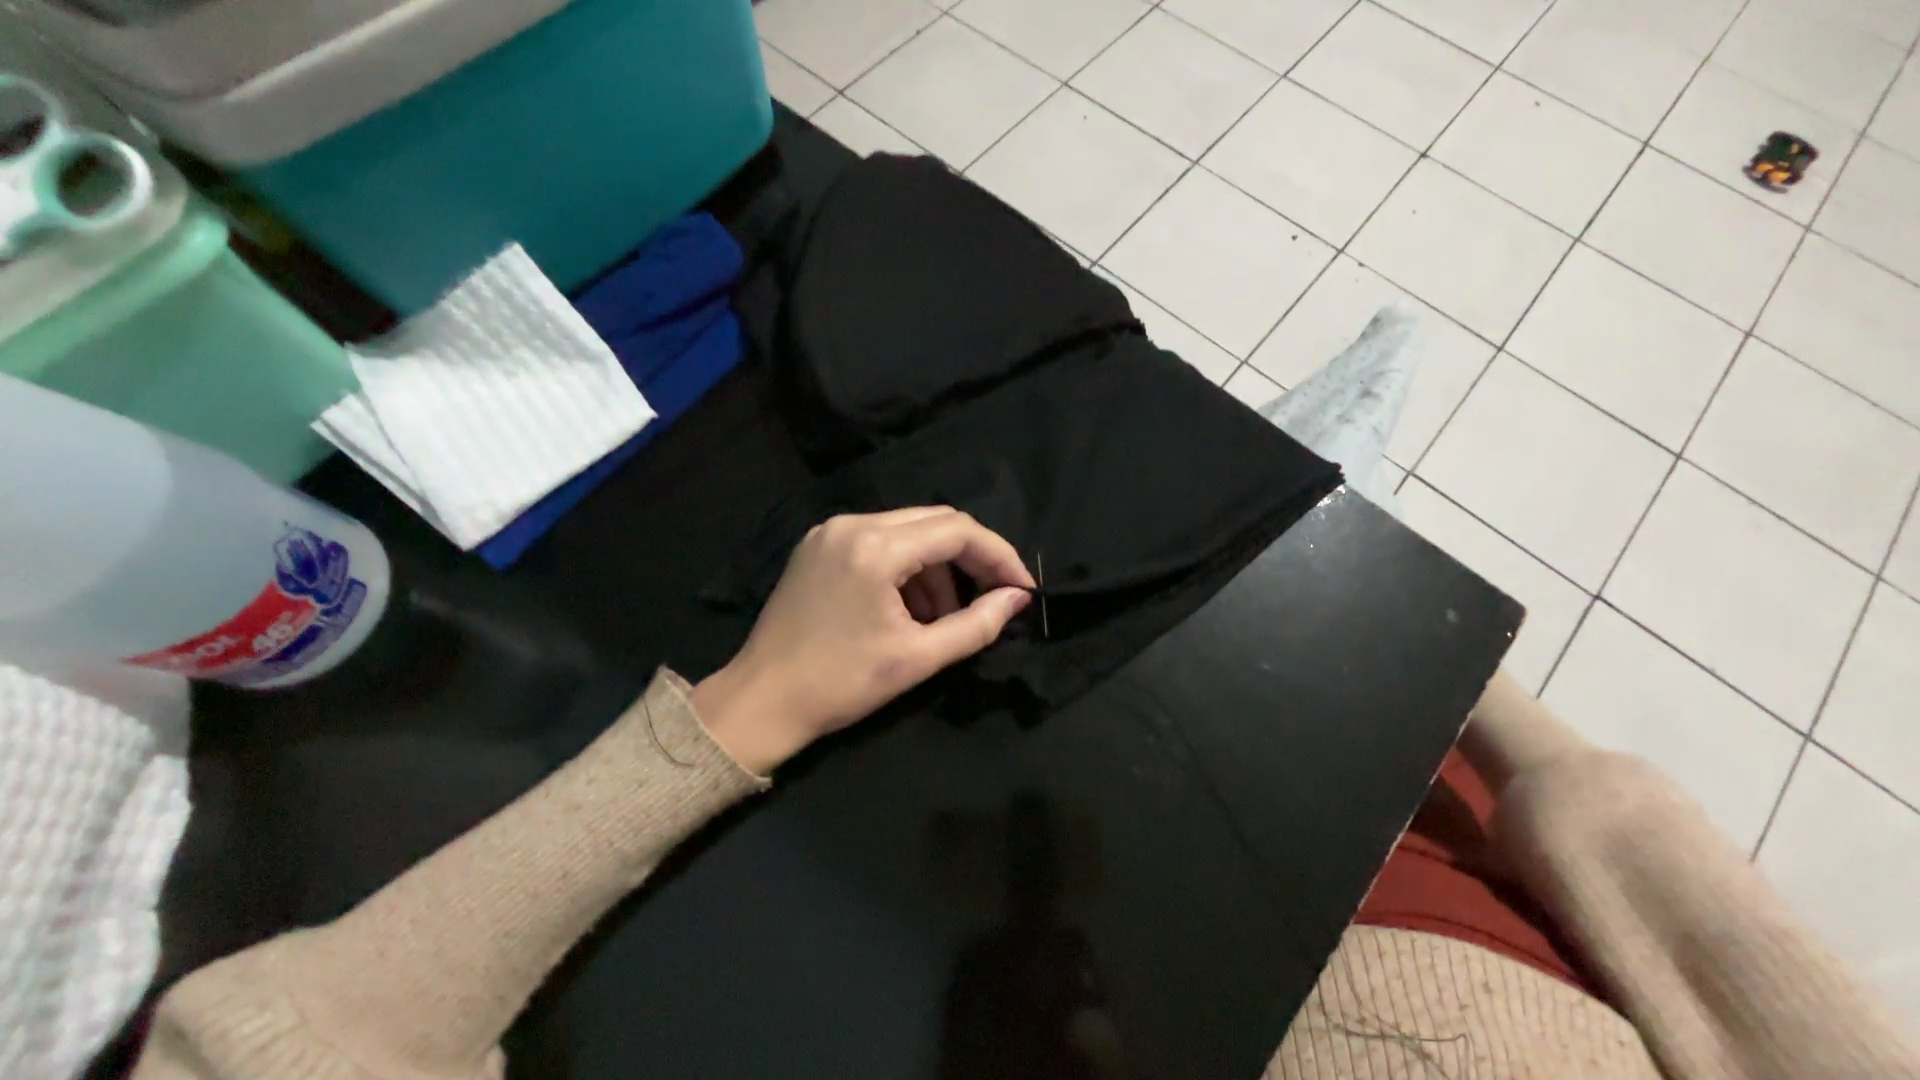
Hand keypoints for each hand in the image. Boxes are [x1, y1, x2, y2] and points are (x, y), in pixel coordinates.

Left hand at [692, 507, 1034, 773]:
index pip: (958, 530)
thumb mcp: (917, 658)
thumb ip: (976, 624)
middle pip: (935, 521)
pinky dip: (906, 569)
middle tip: (994, 599)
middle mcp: (852, 524)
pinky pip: (879, 542)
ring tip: (945, 618)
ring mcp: (830, 532)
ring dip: (937, 568)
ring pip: (908, 531)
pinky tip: (910, 609)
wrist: (762, 701)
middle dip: (971, 559)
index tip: (1022, 589)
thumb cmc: (841, 684)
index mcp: (875, 548)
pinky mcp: (817, 546)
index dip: (999, 556)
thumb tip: (1017, 599)